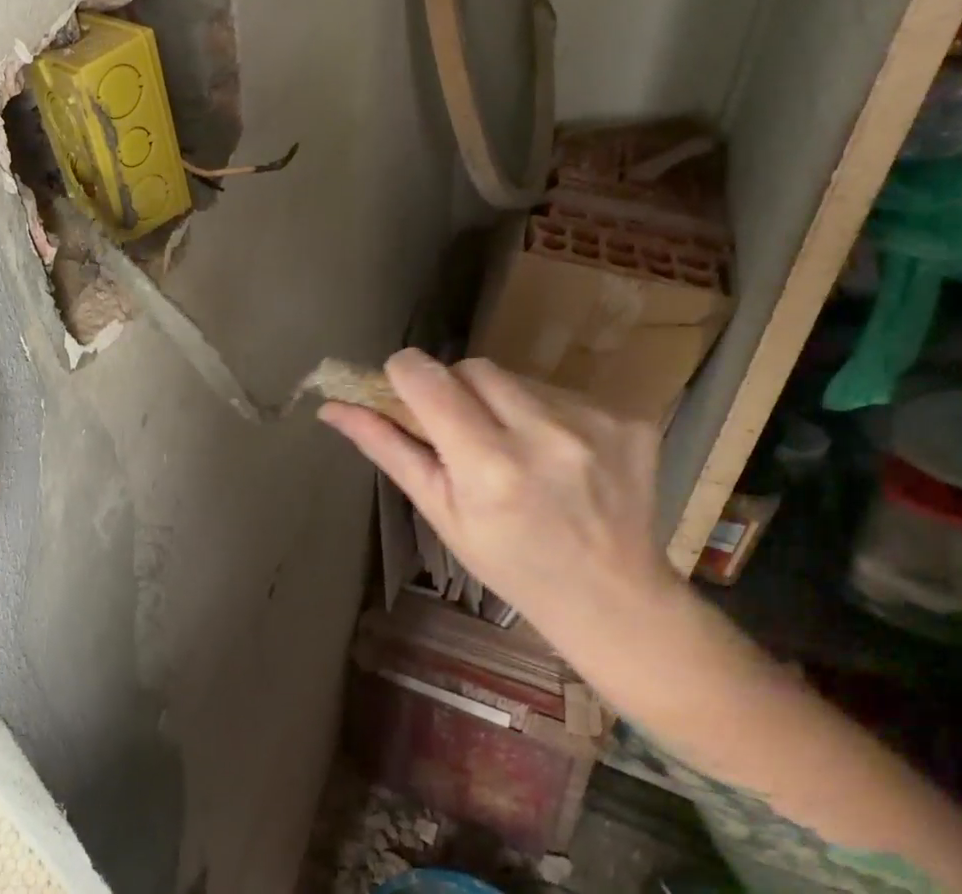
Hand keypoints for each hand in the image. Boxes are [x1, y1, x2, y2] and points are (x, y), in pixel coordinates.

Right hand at [318, 349, 678, 634]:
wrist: (611, 594)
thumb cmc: (507, 561)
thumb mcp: (438, 511)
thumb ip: (388, 449)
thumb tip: (332, 406)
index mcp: (488, 466)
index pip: (428, 378)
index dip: (404, 374)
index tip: (401, 390)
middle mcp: (544, 434)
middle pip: (472, 368)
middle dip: (453, 390)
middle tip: (460, 433)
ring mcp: (594, 424)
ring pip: (516, 377)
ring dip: (499, 401)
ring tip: (513, 449)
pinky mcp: (628, 419)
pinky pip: (560, 391)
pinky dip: (543, 413)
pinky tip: (555, 454)